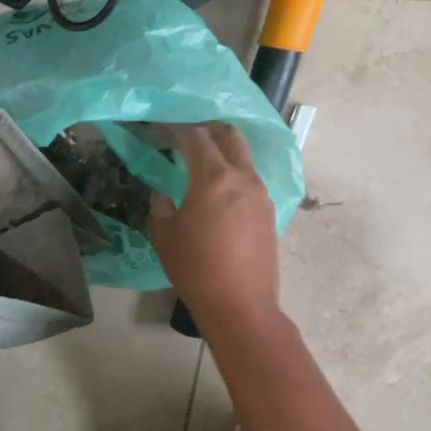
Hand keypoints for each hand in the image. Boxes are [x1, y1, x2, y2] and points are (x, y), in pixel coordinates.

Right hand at [153, 124, 281, 341]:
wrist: (239, 304)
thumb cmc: (195, 268)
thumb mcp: (165, 236)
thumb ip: (163, 207)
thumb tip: (166, 195)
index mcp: (214, 178)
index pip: (196, 138)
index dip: (177, 128)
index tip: (162, 126)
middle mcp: (243, 178)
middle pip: (229, 136)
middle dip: (208, 128)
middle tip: (186, 133)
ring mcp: (260, 194)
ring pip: (243, 158)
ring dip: (223, 152)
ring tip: (200, 162)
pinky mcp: (268, 212)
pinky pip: (249, 180)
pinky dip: (232, 174)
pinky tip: (217, 191)